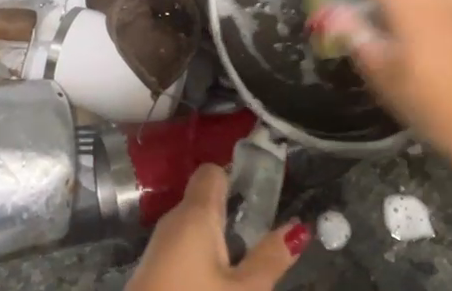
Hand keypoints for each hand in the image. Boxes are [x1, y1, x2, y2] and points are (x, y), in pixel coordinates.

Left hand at [125, 164, 308, 290]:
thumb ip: (270, 259)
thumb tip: (298, 227)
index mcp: (194, 214)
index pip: (212, 172)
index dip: (237, 178)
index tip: (262, 196)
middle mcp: (173, 222)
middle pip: (206, 202)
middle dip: (234, 214)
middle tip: (264, 233)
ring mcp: (159, 247)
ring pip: (195, 229)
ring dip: (220, 240)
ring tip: (247, 259)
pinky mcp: (153, 271)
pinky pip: (184, 250)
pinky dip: (203, 258)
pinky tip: (218, 281)